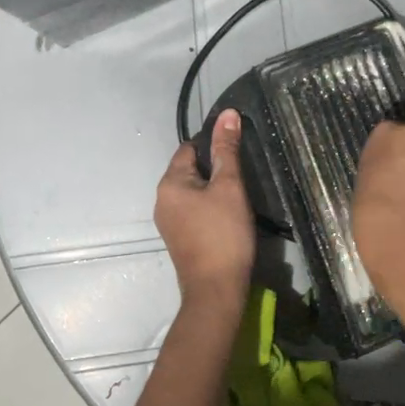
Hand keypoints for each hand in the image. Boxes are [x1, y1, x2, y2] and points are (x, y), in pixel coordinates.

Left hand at [155, 109, 254, 306]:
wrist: (216, 292)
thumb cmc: (223, 234)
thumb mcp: (229, 187)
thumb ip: (227, 149)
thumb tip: (228, 113)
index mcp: (169, 183)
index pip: (190, 147)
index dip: (213, 144)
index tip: (237, 151)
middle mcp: (162, 199)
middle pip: (190, 168)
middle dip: (214, 167)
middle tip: (242, 174)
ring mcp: (168, 221)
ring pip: (192, 190)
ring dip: (212, 188)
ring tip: (238, 194)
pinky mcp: (178, 238)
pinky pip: (192, 209)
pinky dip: (209, 206)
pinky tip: (228, 214)